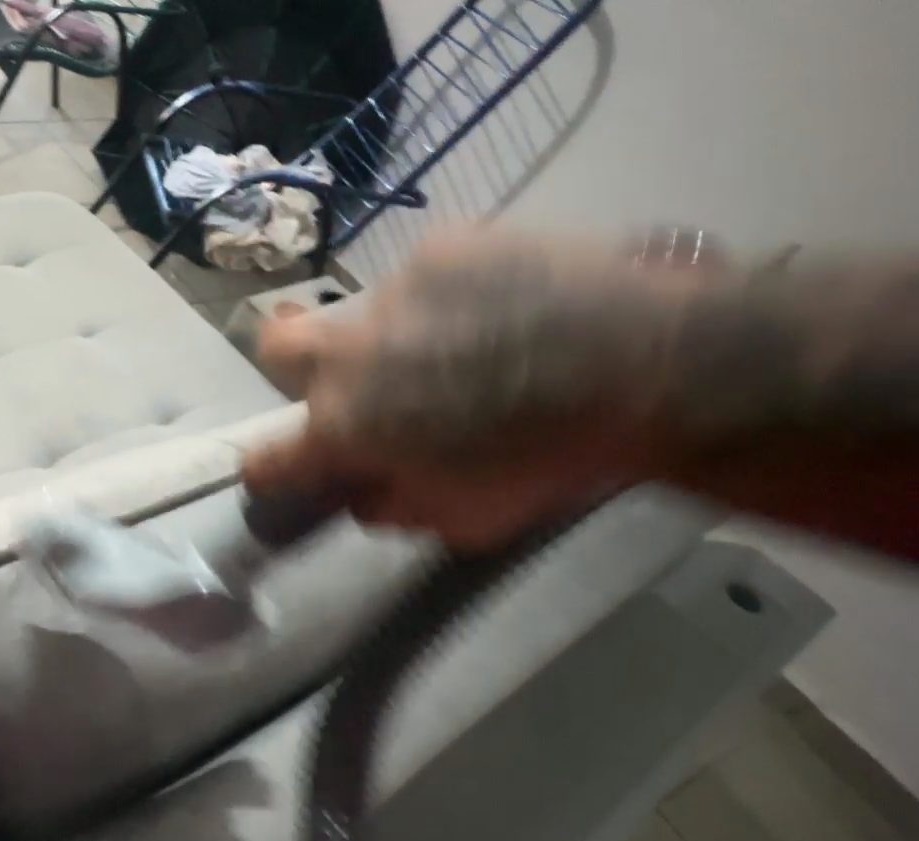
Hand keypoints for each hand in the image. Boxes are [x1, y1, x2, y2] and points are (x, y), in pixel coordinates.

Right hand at [242, 230, 694, 548]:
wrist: (655, 364)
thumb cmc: (548, 460)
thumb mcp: (459, 519)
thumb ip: (387, 505)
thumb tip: (359, 488)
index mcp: (344, 425)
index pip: (263, 456)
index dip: (268, 468)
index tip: (287, 469)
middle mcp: (349, 352)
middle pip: (275, 344)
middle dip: (293, 367)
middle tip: (355, 382)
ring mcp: (395, 290)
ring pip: (368, 310)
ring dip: (397, 333)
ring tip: (472, 342)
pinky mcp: (447, 243)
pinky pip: (427, 273)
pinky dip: (450, 294)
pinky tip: (504, 305)